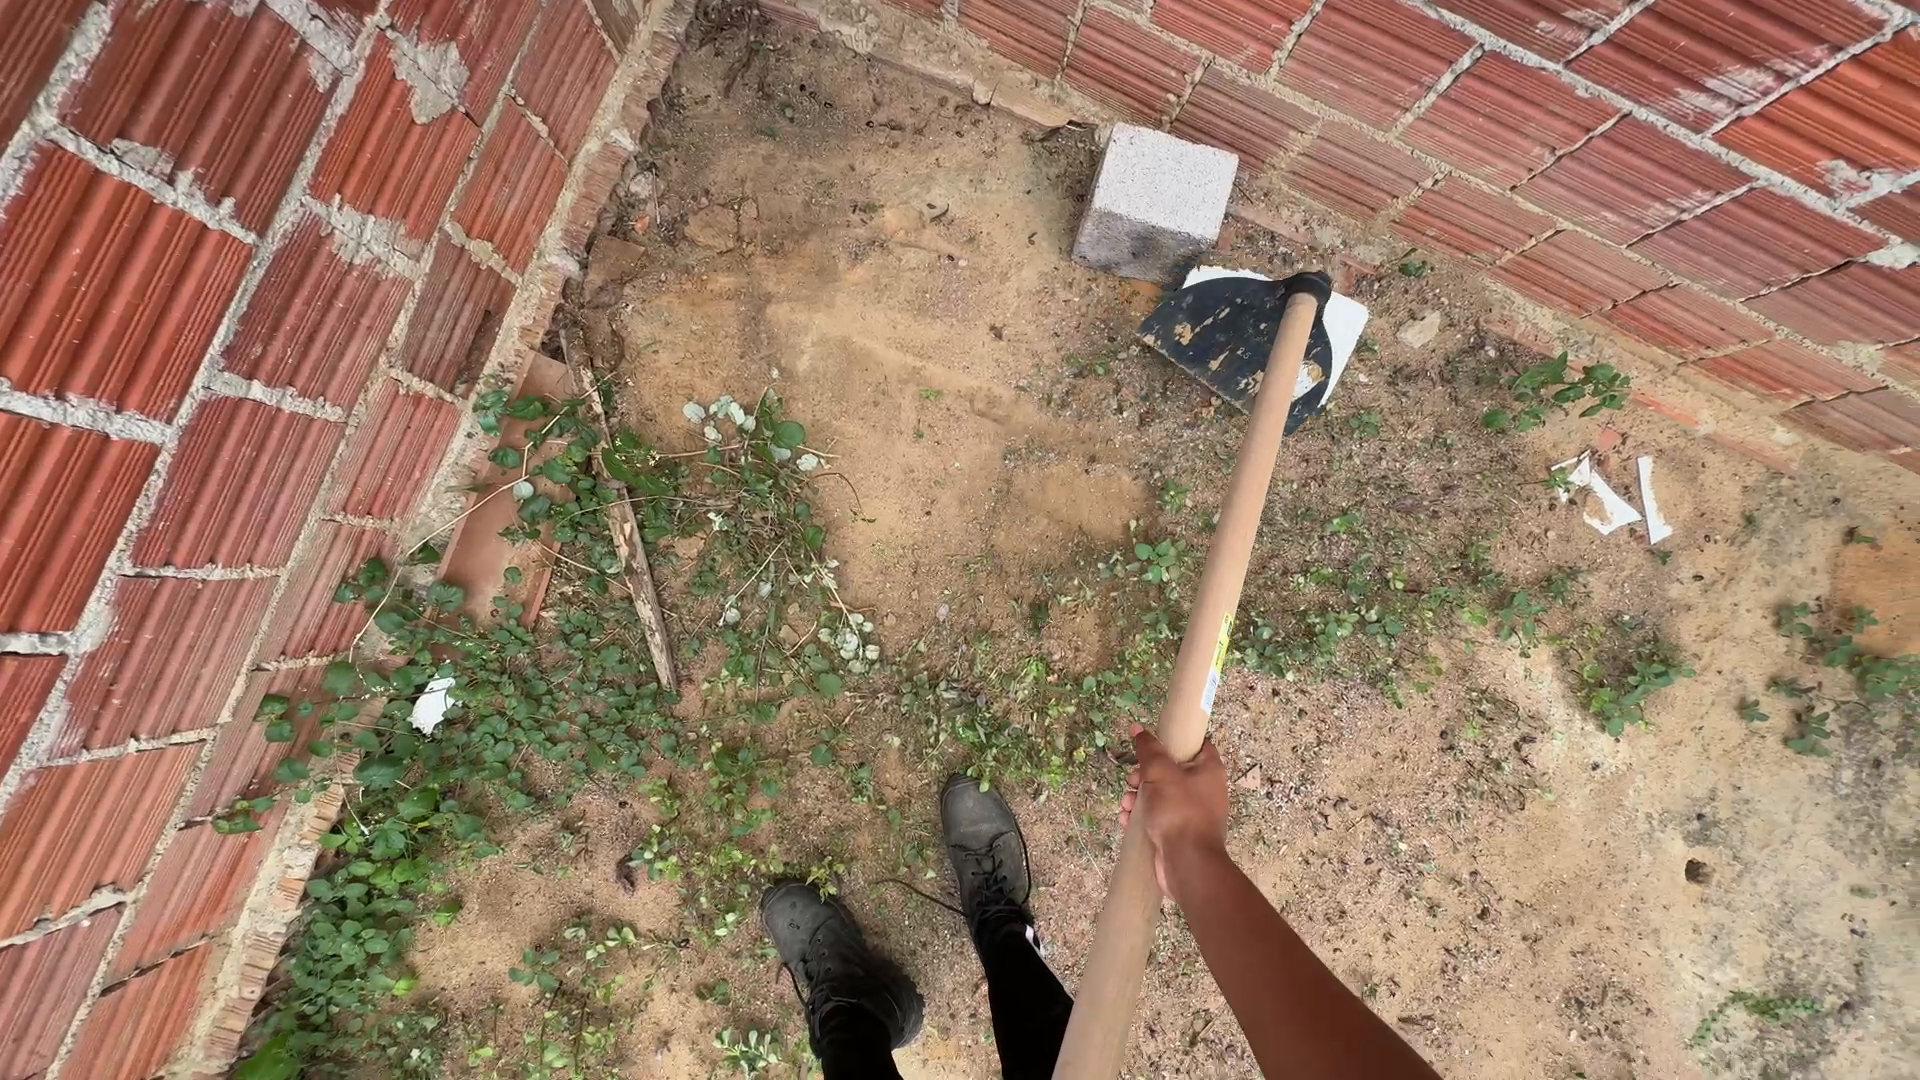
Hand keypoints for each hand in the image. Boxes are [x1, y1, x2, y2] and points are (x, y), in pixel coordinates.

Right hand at [1120, 724, 1229, 903]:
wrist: (1187, 863)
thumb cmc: (1179, 810)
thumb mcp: (1160, 771)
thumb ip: (1148, 748)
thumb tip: (1137, 728)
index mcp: (1208, 769)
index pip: (1196, 743)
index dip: (1174, 739)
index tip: (1152, 742)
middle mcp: (1204, 789)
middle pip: (1169, 769)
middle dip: (1144, 774)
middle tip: (1133, 780)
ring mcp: (1192, 812)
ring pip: (1159, 794)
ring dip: (1137, 796)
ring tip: (1126, 805)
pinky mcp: (1179, 832)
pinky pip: (1157, 816)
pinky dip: (1141, 816)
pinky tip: (1127, 820)